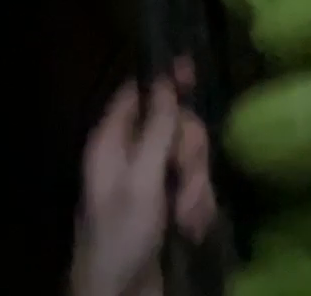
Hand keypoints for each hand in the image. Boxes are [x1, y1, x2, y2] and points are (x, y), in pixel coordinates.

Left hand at [70, 58, 216, 295]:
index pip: (139, 93)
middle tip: (185, 177)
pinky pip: (194, 184)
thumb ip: (158, 129)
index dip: (165, 81)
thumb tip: (166, 80)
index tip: (192, 72)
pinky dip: (198, 205)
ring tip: (187, 217)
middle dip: (189, 152)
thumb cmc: (121, 238)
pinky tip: (191, 228)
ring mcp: (151, 180)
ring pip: (189, 156)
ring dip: (196, 186)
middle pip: (175, 124)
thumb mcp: (141, 180)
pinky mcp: (168, 203)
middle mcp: (131, 155)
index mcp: (112, 142)